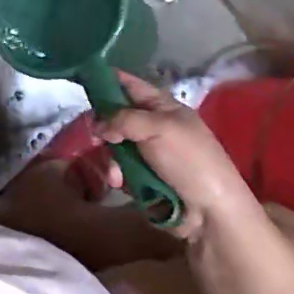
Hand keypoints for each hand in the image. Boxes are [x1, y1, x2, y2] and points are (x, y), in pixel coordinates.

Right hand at [99, 71, 263, 240]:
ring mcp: (149, 153)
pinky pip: (119, 167)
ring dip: (111, 158)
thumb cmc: (190, 161)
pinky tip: (121, 184)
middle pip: (115, 116)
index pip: (129, 84)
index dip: (106, 79)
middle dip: (104, 128)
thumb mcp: (158, 129)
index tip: (80, 80)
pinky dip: (117, 175)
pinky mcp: (144, 177)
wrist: (213, 214)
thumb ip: (122, 119)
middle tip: (97, 139)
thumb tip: (98, 126)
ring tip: (116, 174)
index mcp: (163, 107)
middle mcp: (154, 126)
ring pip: (114, 144)